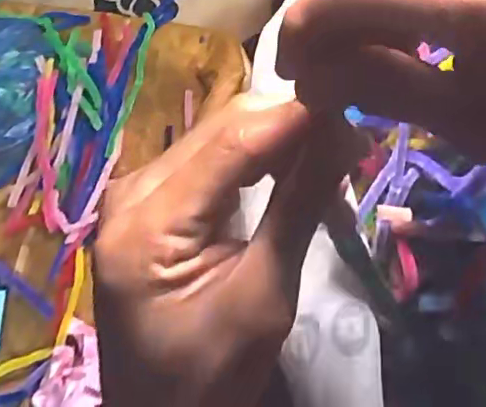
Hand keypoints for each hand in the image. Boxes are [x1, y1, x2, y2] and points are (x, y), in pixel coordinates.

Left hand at [94, 93, 353, 406]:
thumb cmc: (212, 376)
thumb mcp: (265, 296)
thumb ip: (300, 203)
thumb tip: (343, 129)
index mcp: (148, 222)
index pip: (234, 141)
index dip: (296, 115)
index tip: (351, 109)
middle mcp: (134, 188)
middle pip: (228, 126)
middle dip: (294, 125)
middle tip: (350, 143)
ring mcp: (140, 187)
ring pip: (226, 130)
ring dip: (283, 136)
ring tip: (332, 154)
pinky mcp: (155, 192)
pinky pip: (217, 151)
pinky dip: (263, 153)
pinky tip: (295, 165)